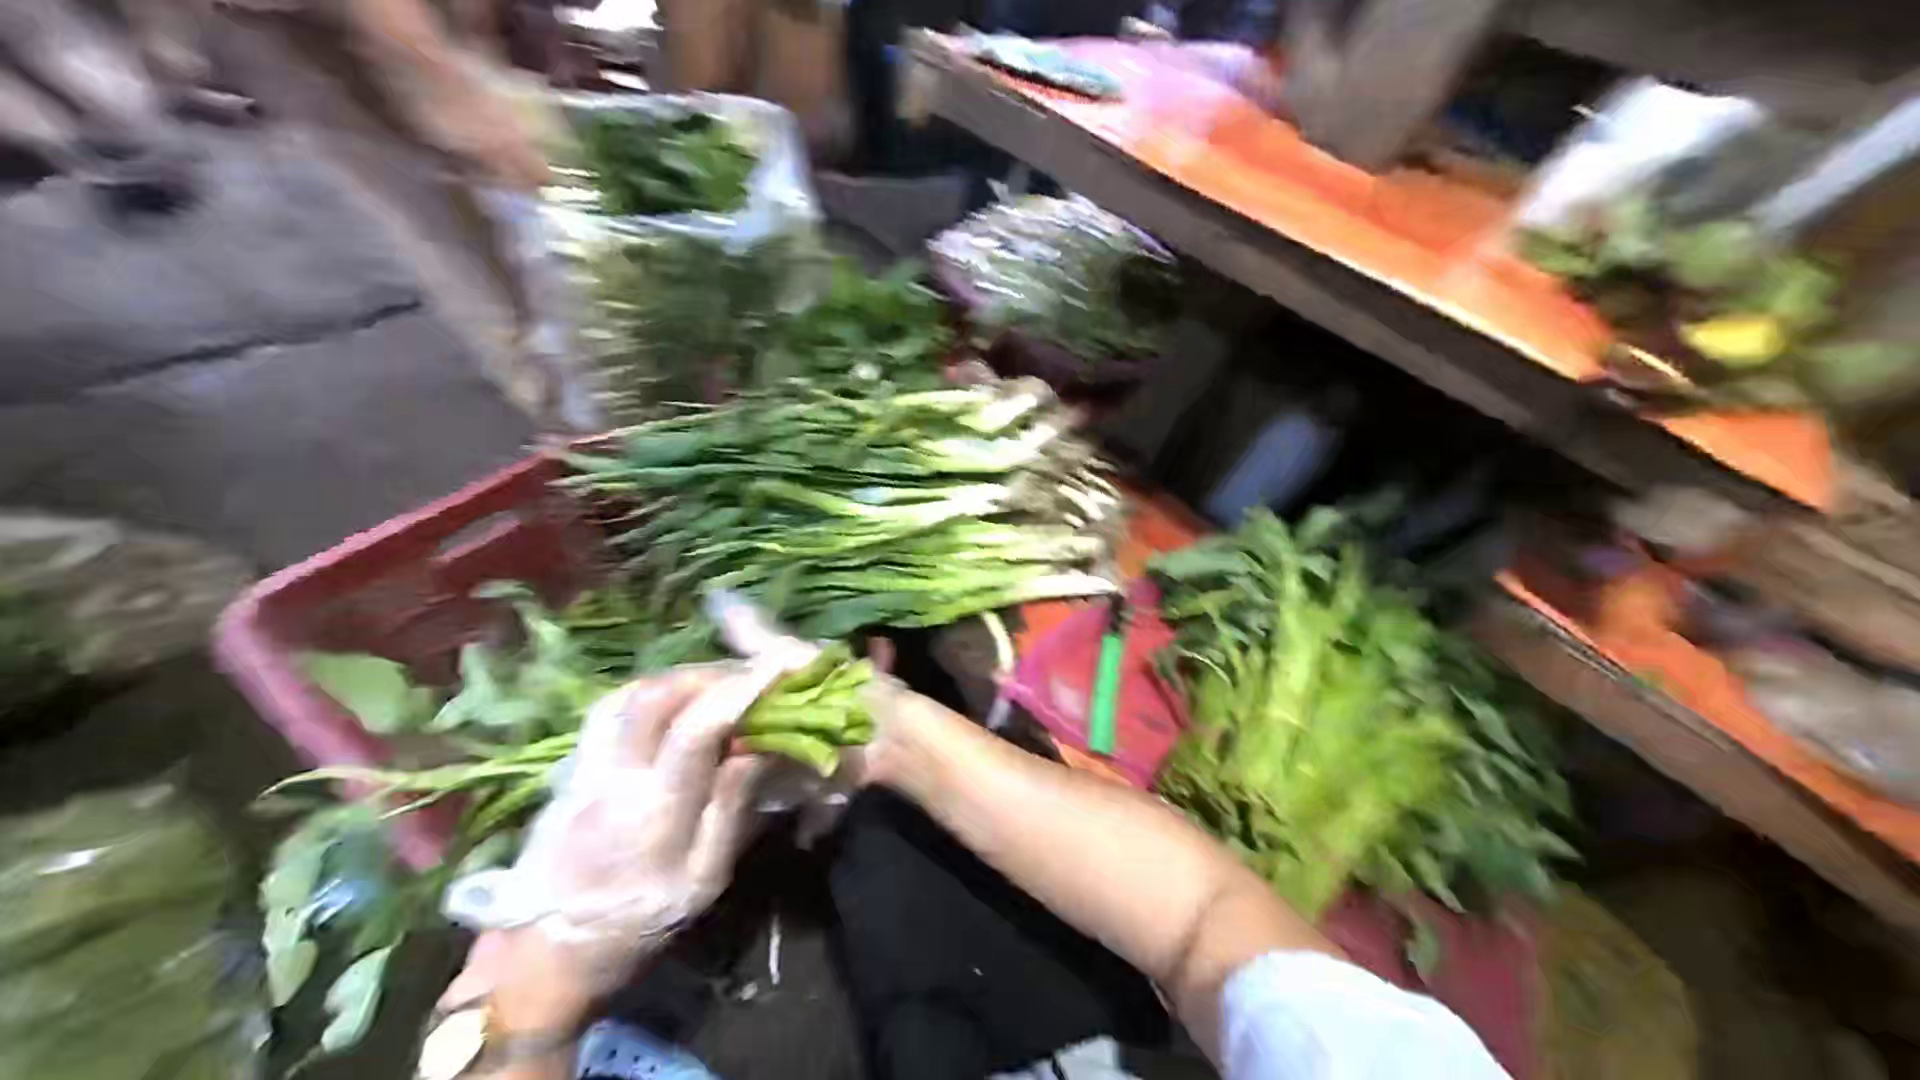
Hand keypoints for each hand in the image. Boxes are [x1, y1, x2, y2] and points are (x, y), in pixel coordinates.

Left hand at [443, 666, 785, 1016]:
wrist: (544, 955)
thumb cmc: (639, 922)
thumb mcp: (704, 879)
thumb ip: (731, 808)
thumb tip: (759, 746)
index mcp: (654, 813)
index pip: (696, 730)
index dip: (739, 691)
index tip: (777, 669)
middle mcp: (614, 778)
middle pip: (656, 696)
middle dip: (710, 675)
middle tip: (748, 677)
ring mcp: (584, 768)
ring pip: (628, 694)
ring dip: (679, 678)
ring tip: (715, 684)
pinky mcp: (570, 766)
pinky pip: (608, 708)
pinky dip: (648, 691)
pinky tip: (672, 699)